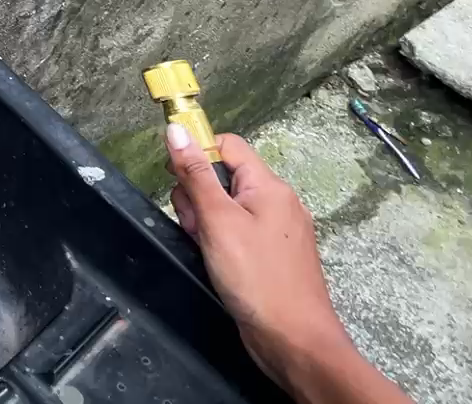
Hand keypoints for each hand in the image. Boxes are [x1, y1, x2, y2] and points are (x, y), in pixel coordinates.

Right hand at [165, 127, 357, 388]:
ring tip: (204, 244)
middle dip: (196, 192)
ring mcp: (275, 228)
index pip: (226, 145)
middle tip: (196, 222)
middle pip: (221, 174)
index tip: (178, 176)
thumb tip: (176, 127)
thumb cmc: (255, 275)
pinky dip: (217, 235)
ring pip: (223, 202)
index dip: (197, 152)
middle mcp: (276, 201)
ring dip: (203, 217)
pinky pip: (234, 226)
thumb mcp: (216, 219)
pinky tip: (213, 255)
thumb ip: (194, 172)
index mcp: (269, 186)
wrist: (295, 343)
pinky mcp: (269, 250)